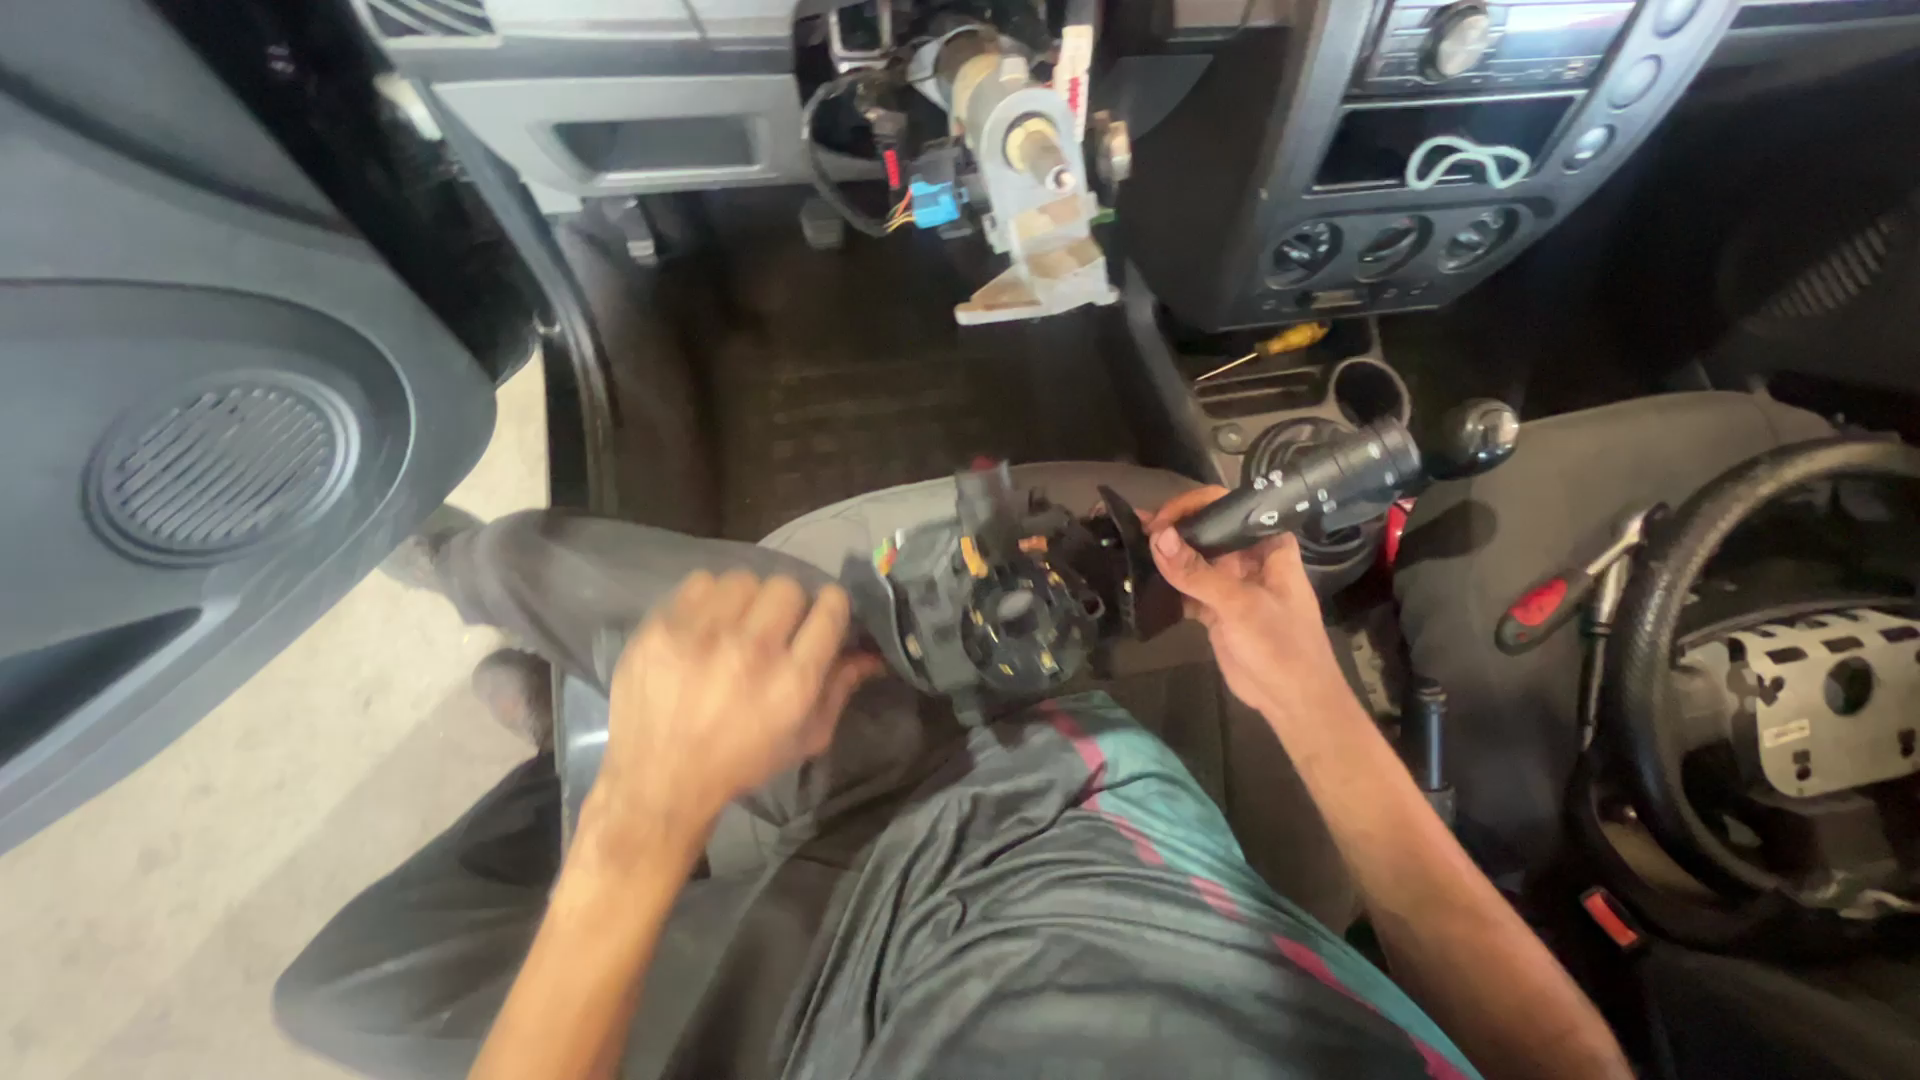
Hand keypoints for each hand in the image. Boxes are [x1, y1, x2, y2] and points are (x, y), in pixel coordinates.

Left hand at [583, 571, 882, 859]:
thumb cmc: (741, 762)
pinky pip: (700, 583)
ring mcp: (701, 636)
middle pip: (788, 587)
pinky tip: (705, 624)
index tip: (821, 616)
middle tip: (775, 625)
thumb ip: (840, 689)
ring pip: (744, 580)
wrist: (659, 781)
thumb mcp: (804, 737)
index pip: (830, 607)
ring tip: (736, 622)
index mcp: (793, 680)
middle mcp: (751, 650)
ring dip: (747, 599)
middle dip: (788, 604)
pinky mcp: (662, 628)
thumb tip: (871, 653)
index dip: (831, 607)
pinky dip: (709, 599)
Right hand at [1146, 487, 1351, 726]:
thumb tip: (1157, 538)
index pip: (1227, 508)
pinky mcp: (1214, 608)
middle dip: (1172, 528)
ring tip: (1128, 546)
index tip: (1161, 521)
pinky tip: (1138, 578)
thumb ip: (1197, 572)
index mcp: (1267, 545)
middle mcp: (1248, 557)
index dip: (1193, 507)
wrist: (1293, 700)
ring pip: (1192, 559)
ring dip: (1164, 555)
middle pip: (1206, 530)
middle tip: (1136, 530)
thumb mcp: (1240, 605)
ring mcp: (1230, 583)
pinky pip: (1185, 588)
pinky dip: (1165, 584)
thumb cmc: (1281, 645)